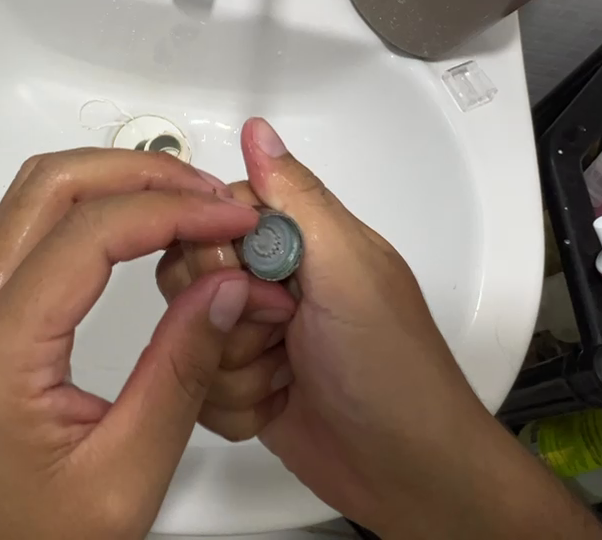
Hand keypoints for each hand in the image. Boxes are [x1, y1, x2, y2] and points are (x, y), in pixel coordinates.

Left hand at [0, 148, 288, 539]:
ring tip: (184, 197)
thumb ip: (181, 371)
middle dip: (139, 171)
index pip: (88, 235)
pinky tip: (143, 219)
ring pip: (40, 190)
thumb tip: (225, 285)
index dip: (169, 210)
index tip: (228, 218)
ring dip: (115, 176)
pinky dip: (96, 202)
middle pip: (52, 185)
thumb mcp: (128, 474)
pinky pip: (36, 219)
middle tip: (208, 193)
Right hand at [158, 120, 601, 539]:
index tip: (251, 277)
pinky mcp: (242, 384)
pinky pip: (198, 382)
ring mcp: (255, 333)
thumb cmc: (390, 365)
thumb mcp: (348, 269)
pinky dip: (235, 404)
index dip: (217, 248)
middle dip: (229, 315)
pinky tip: (279, 405)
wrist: (411, 475)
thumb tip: (258, 127)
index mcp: (299, 239)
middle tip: (282, 330)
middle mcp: (271, 279)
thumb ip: (297, 198)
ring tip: (287, 375)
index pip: (215, 215)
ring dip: (235, 367)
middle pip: (191, 274)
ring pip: (190, 333)